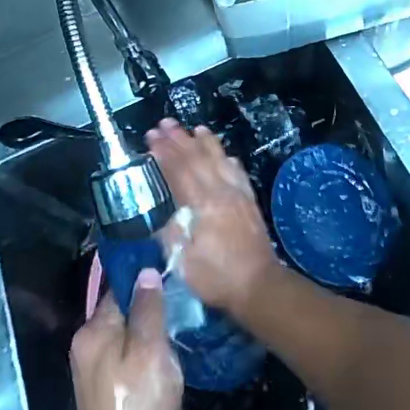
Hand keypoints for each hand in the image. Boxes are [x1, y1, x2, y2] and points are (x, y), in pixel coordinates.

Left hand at [70, 265, 181, 409]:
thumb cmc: (140, 407)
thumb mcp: (150, 351)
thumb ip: (148, 309)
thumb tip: (145, 270)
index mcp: (91, 333)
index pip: (118, 288)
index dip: (144, 277)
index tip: (173, 267)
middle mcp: (86, 348)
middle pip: (121, 312)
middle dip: (149, 304)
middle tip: (185, 297)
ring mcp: (94, 373)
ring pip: (127, 336)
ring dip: (151, 330)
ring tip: (182, 323)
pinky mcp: (107, 393)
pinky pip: (128, 357)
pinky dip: (147, 352)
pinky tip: (168, 357)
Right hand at [146, 118, 284, 312]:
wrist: (258, 285)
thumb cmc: (216, 276)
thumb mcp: (182, 260)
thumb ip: (167, 232)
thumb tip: (154, 212)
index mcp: (202, 204)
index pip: (179, 170)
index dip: (164, 152)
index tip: (151, 138)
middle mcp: (222, 192)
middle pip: (199, 158)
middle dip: (180, 139)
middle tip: (165, 123)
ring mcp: (239, 194)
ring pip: (220, 160)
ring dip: (206, 143)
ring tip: (195, 128)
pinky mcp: (250, 201)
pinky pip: (238, 172)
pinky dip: (228, 159)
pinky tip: (225, 154)